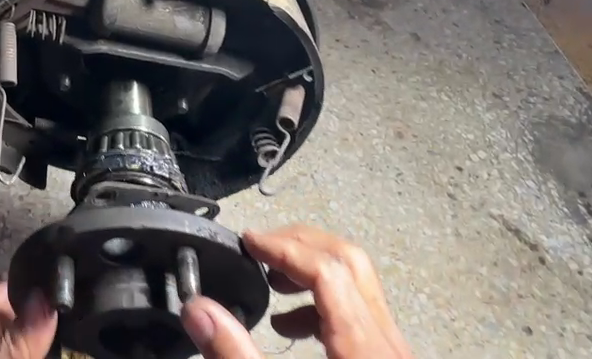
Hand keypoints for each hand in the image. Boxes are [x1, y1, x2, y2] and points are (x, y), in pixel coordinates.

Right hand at [181, 226, 412, 358]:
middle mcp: (387, 348)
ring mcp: (394, 358)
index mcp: (360, 351)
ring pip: (361, 285)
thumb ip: (234, 354)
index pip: (325, 269)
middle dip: (298, 245)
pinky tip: (294, 329)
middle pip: (349, 262)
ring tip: (271, 286)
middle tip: (257, 251)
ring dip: (312, 271)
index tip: (246, 244)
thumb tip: (197, 308)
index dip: (282, 247)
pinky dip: (327, 303)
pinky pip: (364, 314)